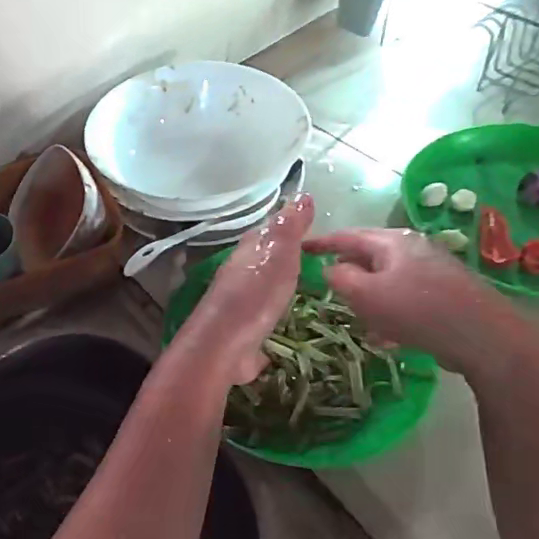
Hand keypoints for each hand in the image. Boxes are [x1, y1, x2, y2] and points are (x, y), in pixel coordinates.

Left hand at [183, 193, 314, 383]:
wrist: (225, 345)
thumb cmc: (254, 294)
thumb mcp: (279, 253)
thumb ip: (290, 227)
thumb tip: (303, 194)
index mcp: (248, 251)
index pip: (267, 232)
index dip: (287, 229)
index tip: (311, 228)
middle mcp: (239, 274)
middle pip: (263, 261)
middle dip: (283, 259)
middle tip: (313, 260)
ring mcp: (238, 306)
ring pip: (261, 289)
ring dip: (278, 287)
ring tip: (304, 290)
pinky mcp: (242, 334)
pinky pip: (261, 320)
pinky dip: (272, 317)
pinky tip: (284, 323)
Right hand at [303, 228, 536, 378]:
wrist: (483, 337)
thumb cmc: (417, 310)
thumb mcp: (365, 294)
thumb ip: (340, 278)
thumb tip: (330, 268)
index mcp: (391, 241)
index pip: (345, 236)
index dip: (319, 243)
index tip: (298, 249)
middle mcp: (412, 248)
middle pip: (367, 256)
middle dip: (346, 273)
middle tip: (326, 289)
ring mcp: (432, 269)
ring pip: (386, 279)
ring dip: (369, 298)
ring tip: (359, 320)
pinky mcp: (444, 293)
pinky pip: (405, 296)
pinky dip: (389, 311)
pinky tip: (388, 336)